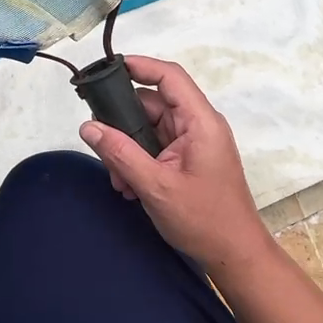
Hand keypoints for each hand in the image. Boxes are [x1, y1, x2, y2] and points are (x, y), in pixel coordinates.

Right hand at [78, 55, 267, 267]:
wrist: (234, 256)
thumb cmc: (203, 220)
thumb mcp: (155, 186)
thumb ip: (120, 153)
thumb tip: (88, 126)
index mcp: (200, 122)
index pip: (169, 77)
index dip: (140, 66)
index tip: (106, 70)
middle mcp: (198, 126)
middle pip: (152, 104)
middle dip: (122, 124)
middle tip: (101, 146)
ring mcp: (192, 144)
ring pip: (148, 128)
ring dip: (127, 148)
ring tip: (118, 179)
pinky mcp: (186, 160)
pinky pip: (153, 147)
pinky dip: (137, 161)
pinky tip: (128, 186)